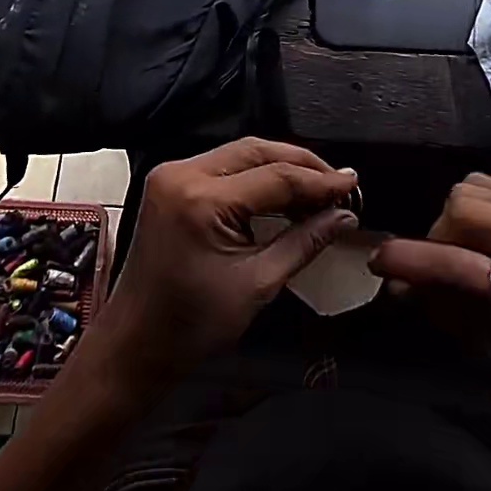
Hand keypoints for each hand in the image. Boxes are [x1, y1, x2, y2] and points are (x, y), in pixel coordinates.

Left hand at [88, 138, 357, 388]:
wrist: (137, 340)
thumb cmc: (192, 324)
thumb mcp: (258, 283)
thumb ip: (305, 241)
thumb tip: (343, 216)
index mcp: (200, 199)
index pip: (274, 176)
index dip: (319, 181)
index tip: (352, 185)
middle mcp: (181, 174)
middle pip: (255, 151)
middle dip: (301, 164)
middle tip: (338, 183)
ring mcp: (171, 175)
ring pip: (239, 154)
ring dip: (279, 166)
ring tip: (317, 189)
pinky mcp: (170, 183)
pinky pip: (222, 166)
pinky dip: (255, 175)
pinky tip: (281, 193)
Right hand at [369, 173, 490, 437]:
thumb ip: (456, 319)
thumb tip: (401, 288)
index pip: (466, 268)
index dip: (412, 262)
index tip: (378, 262)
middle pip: (465, 208)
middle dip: (436, 236)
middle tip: (440, 268)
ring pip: (477, 188)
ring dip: (454, 219)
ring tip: (465, 251)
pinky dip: (476, 206)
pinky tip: (485, 236)